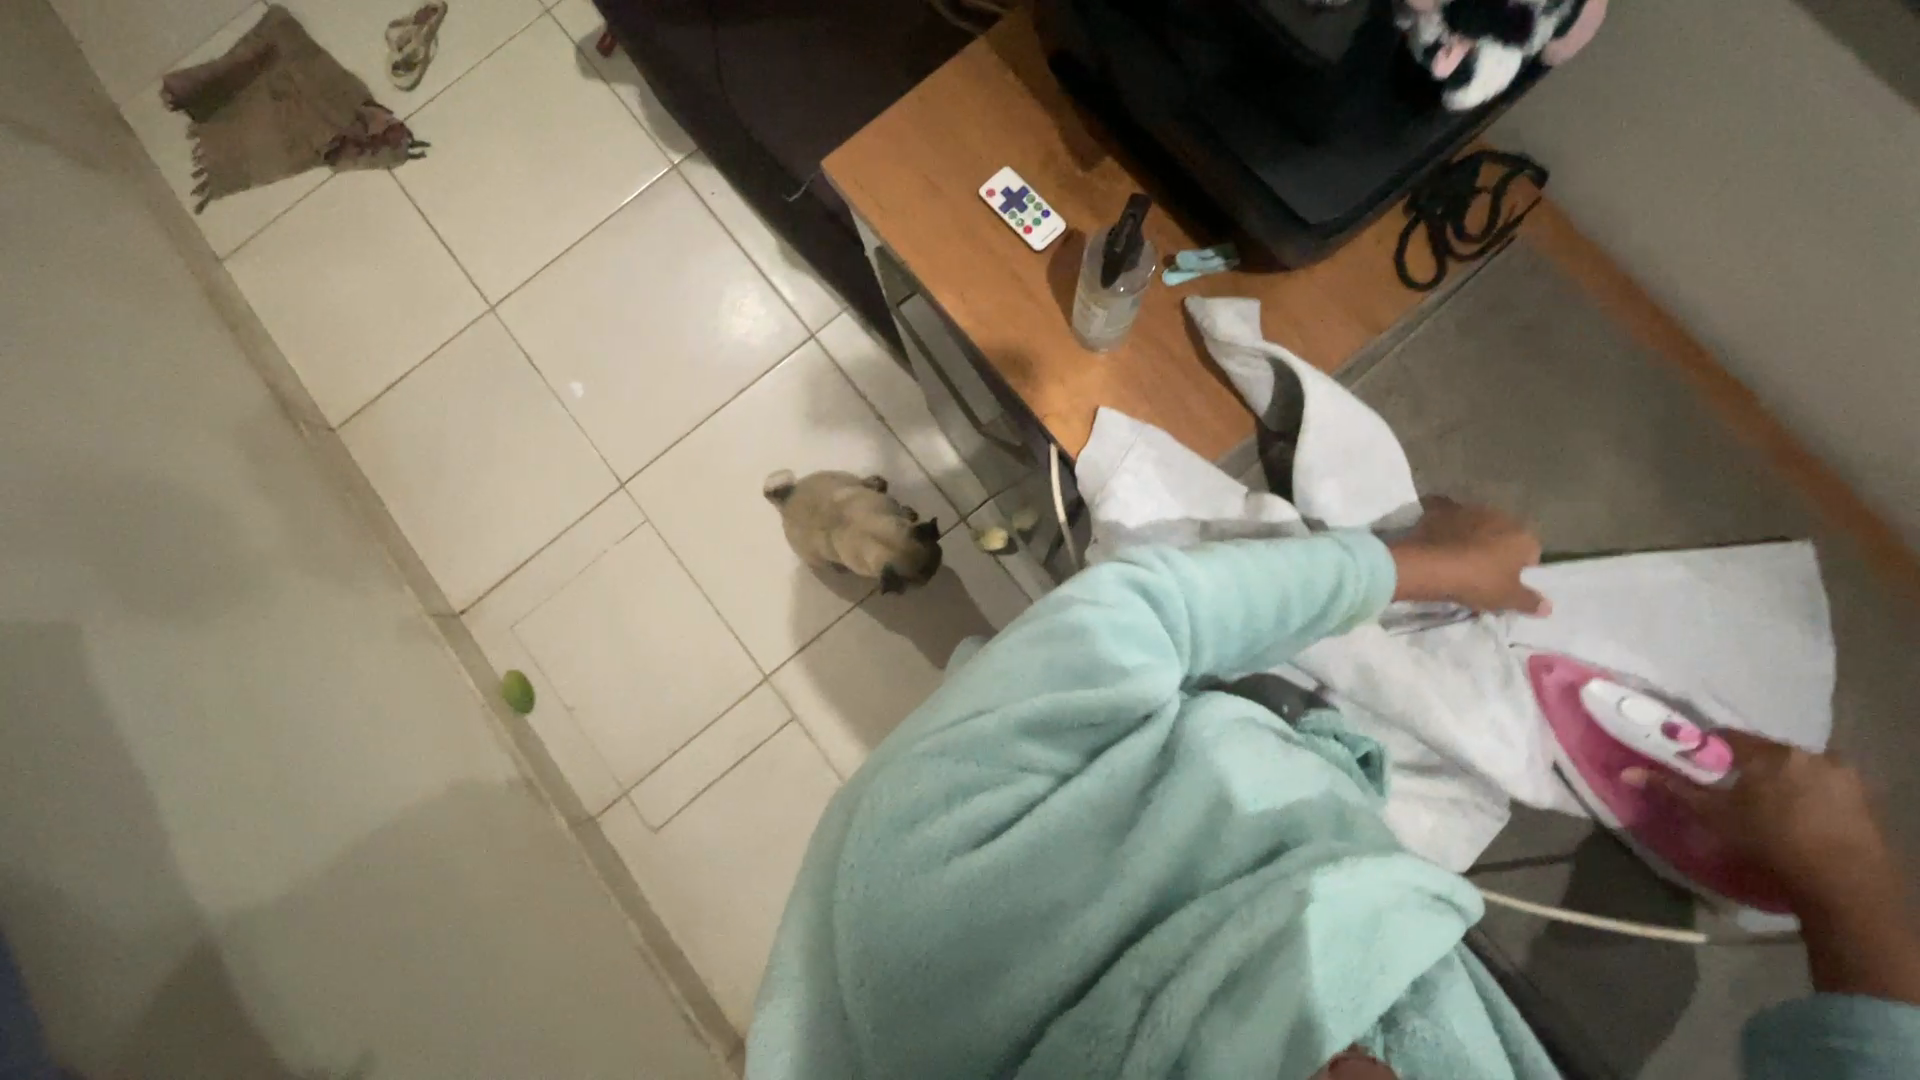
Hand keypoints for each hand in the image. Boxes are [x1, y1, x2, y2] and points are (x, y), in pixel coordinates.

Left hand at [1387, 497, 1549, 615]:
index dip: (1518, 570)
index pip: (1530, 553)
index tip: (1503, 584)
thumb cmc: (1477, 581)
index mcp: (1523, 535)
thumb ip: (1530, 601)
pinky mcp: (1440, 510)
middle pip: (1501, 534)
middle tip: (1478, 570)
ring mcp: (1468, 509)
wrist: (1430, 566)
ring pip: (1474, 522)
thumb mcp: (1507, 598)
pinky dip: (1441, 518)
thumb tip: (1548, 607)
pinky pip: (1443, 510)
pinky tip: (1435, 530)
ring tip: (1454, 555)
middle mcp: (1499, 515)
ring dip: (1468, 533)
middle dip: (1493, 549)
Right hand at [1627, 731, 1891, 905]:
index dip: (1707, 748)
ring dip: (1778, 779)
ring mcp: (1844, 776)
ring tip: (1764, 805)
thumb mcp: (1714, 815)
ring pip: (1795, 768)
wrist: (1844, 883)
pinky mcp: (1864, 798)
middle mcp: (1810, 755)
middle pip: (1764, 751)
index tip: (1698, 765)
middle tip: (1731, 789)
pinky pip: (1822, 784)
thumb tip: (1627, 772)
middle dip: (1746, 765)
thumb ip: (1673, 788)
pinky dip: (1805, 792)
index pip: (1727, 736)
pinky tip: (1796, 815)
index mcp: (1771, 753)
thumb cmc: (1770, 841)